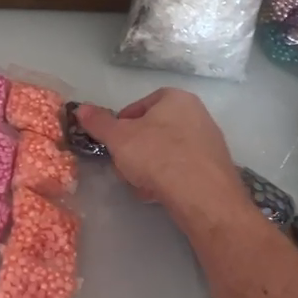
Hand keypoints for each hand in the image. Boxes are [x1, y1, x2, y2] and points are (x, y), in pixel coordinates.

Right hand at [77, 88, 244, 219]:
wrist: (203, 198)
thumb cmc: (158, 156)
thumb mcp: (118, 138)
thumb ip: (98, 122)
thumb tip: (80, 109)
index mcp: (177, 98)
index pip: (142, 104)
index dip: (123, 123)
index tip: (114, 141)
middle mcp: (198, 115)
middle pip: (156, 129)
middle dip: (136, 148)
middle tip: (124, 165)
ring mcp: (211, 144)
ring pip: (169, 151)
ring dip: (150, 166)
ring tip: (139, 185)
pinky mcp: (216, 171)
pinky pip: (184, 170)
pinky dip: (169, 179)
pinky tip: (158, 195)